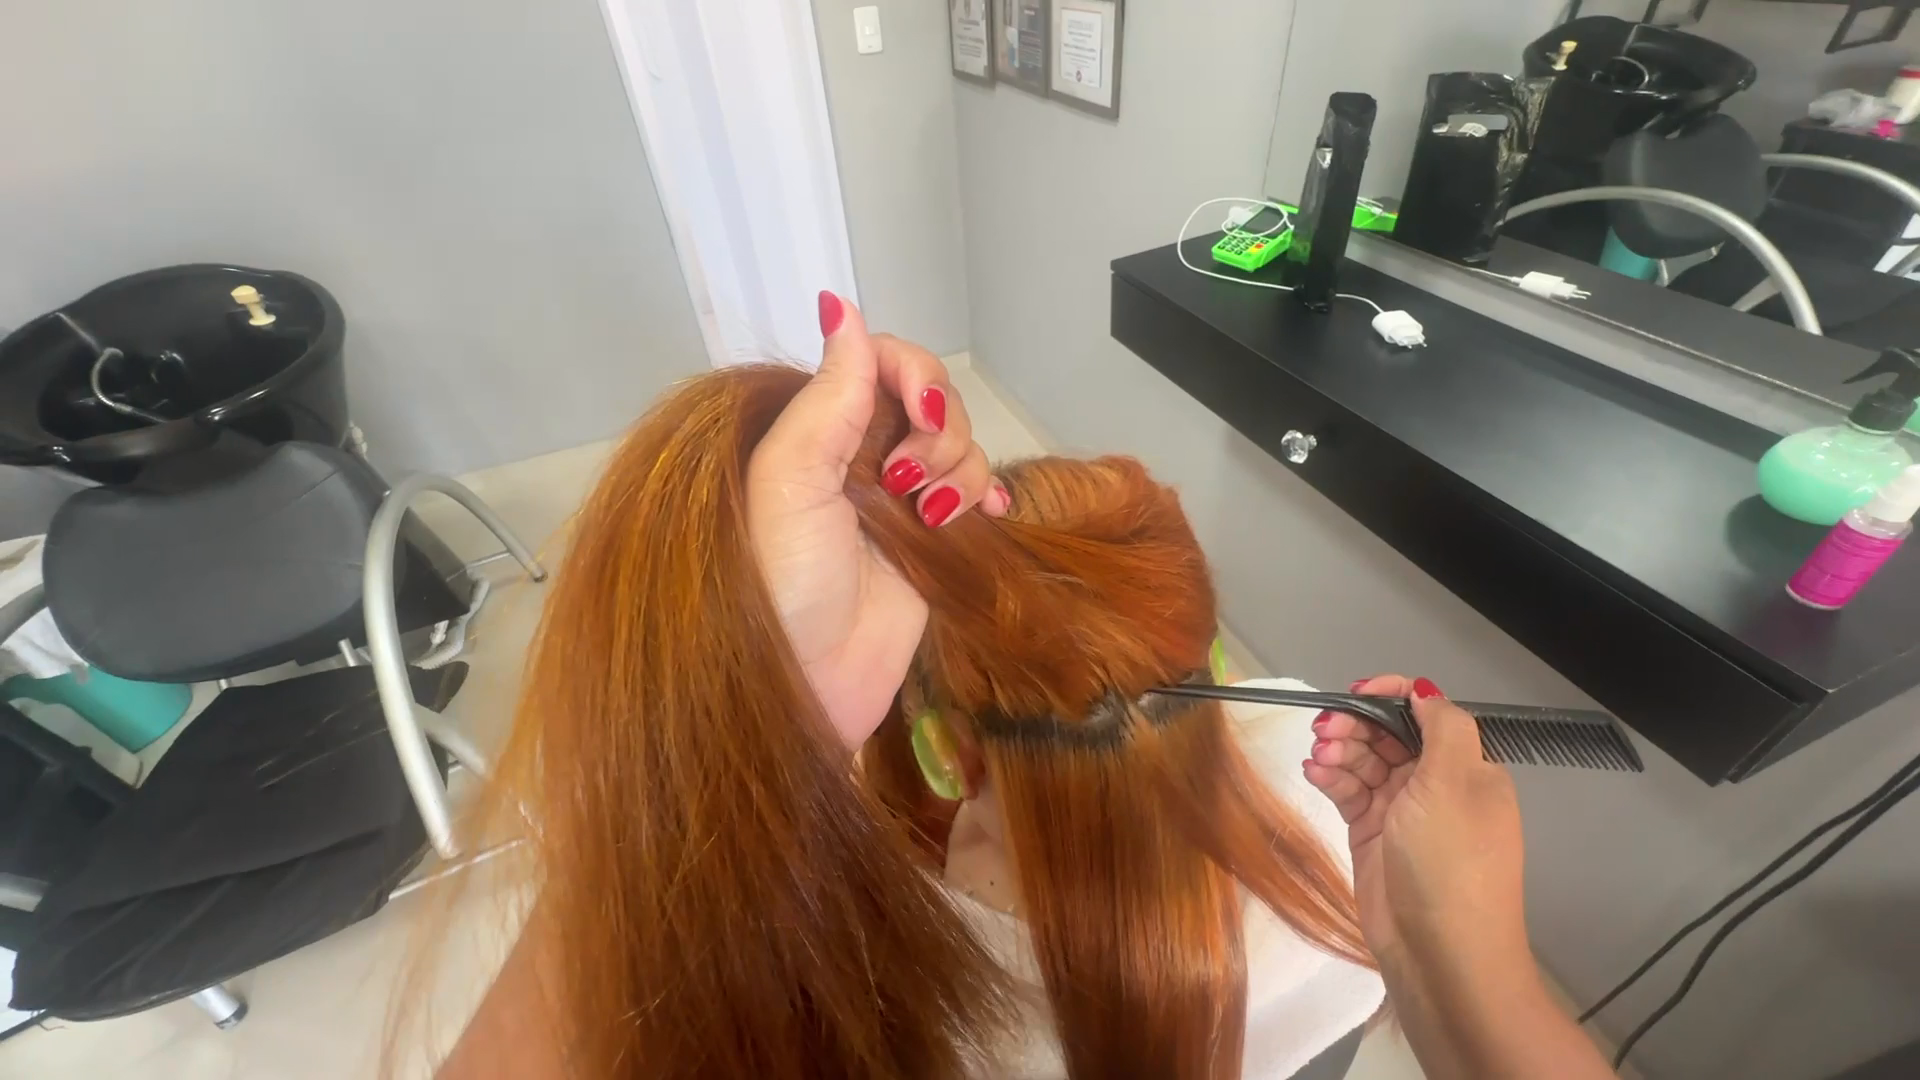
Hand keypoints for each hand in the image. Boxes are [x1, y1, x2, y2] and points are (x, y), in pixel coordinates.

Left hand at [746, 292, 1007, 747]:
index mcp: (819, 428)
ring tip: (929, 517)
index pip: (882, 361)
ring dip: (957, 471)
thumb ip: (828, 396)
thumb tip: (843, 304)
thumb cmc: (783, 580)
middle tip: (905, 484)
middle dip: (937, 432)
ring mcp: (901, 496)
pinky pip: (975, 491)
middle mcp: (862, 452)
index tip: (920, 414)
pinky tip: (987, 512)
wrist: (808, 681)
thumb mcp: (791, 480)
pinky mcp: (932, 536)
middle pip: (933, 399)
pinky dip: (986, 491)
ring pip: (961, 444)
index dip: (913, 374)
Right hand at [1302, 675, 1528, 971]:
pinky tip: (1314, 773)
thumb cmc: (1452, 861)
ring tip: (1319, 758)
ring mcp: (1400, 808)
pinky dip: (1329, 775)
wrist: (1440, 952)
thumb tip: (1424, 691)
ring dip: (1337, 749)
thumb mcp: (1455, 784)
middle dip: (1355, 723)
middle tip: (1325, 730)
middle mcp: (1434, 782)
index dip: (1390, 696)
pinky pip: (1346, 788)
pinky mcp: (1370, 830)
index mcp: (1466, 768)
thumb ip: (1442, 727)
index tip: (1356, 693)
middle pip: (1386, 732)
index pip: (1425, 713)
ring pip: (1362, 758)